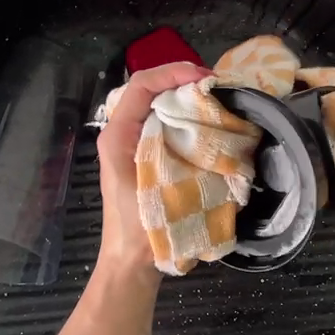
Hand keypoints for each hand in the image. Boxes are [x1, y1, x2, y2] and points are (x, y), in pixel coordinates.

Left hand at [95, 62, 213, 276]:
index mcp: (118, 135)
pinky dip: (186, 116)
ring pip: (159, 105)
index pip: (142, 86)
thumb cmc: (141, 227)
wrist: (131, 262)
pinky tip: (208, 124)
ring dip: (186, 97)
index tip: (206, 78)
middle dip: (183, 80)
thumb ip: (181, 155)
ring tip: (216, 99)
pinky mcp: (145, 155)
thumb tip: (216, 130)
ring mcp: (133, 143)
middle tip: (217, 86)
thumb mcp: (159, 187)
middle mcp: (123, 133)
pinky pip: (165, 123)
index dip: (173, 73)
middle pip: (151, 90)